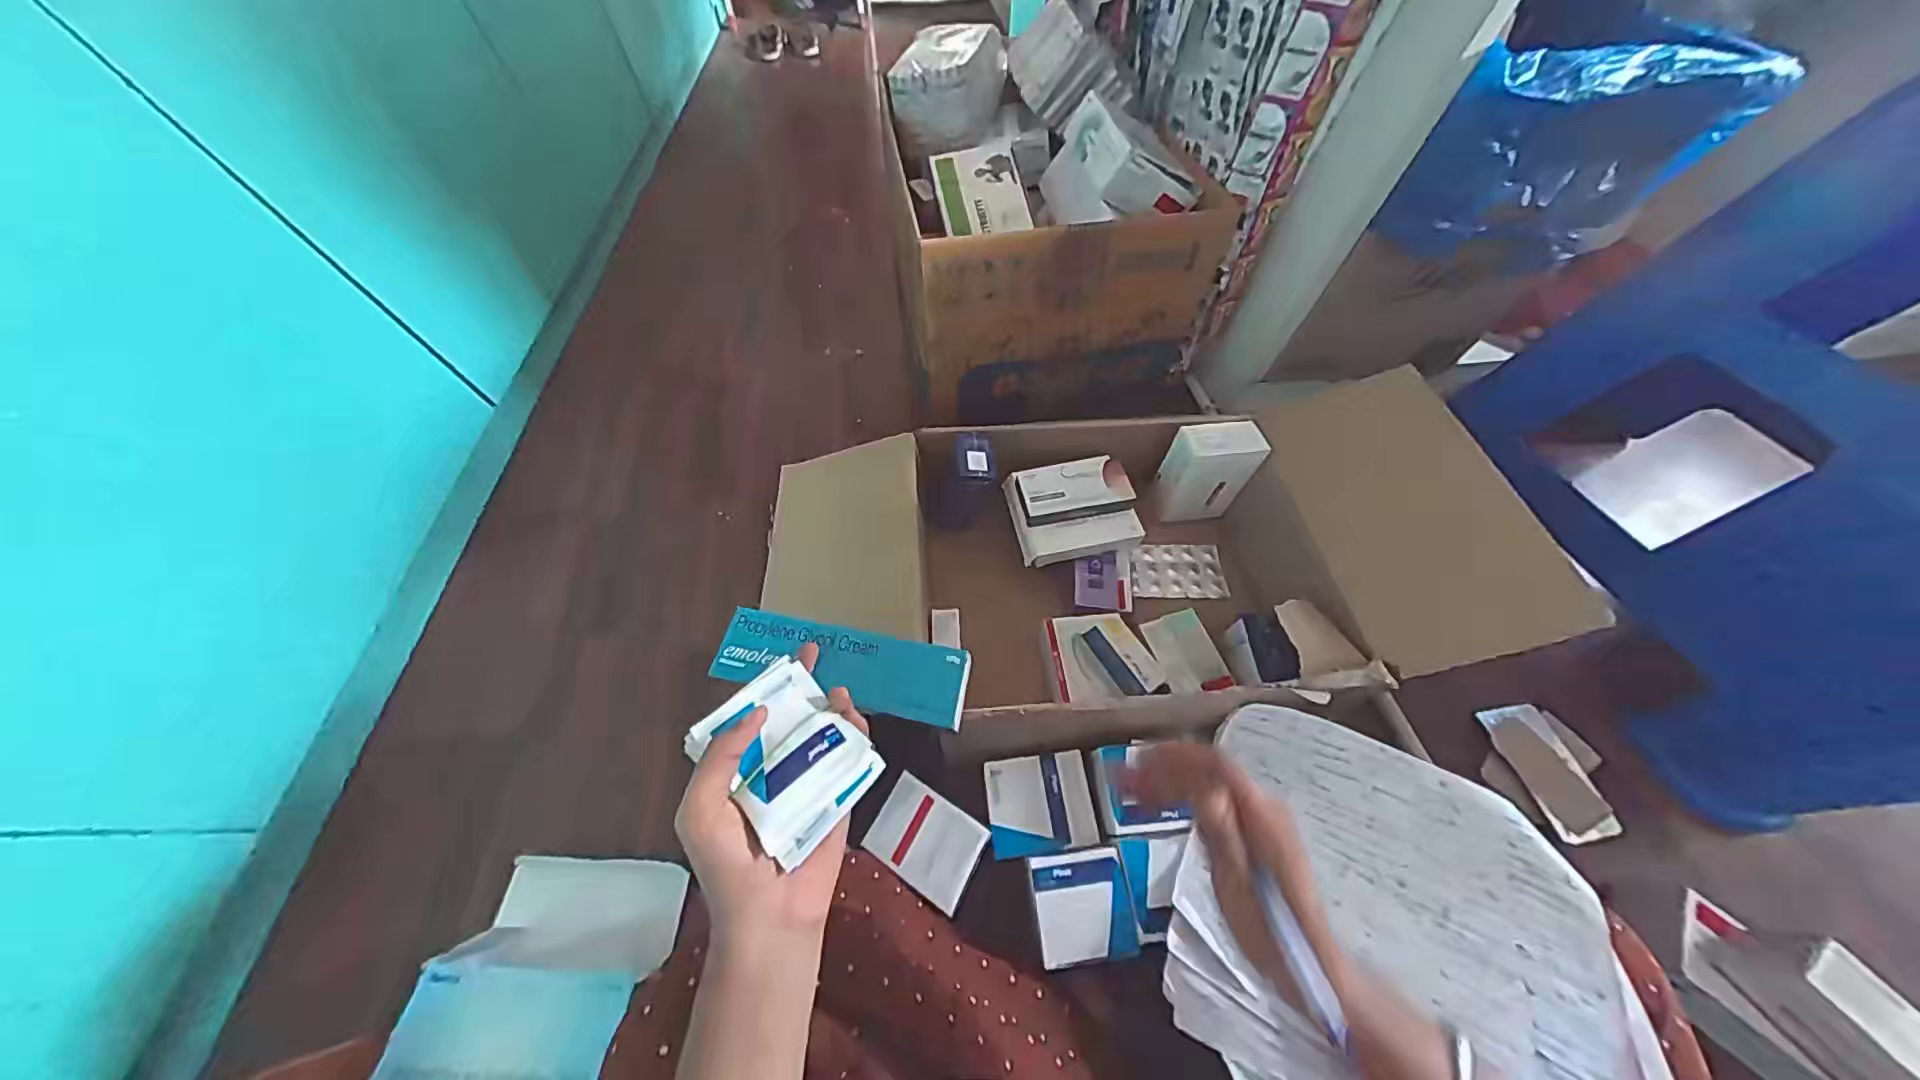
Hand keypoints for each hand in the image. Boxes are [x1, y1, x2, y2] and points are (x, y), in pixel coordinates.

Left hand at [674, 642, 868, 945]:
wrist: (772, 914)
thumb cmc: (727, 864)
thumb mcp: (700, 810)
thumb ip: (720, 759)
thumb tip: (757, 715)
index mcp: (739, 770)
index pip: (752, 718)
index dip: (764, 687)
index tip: (781, 660)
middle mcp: (774, 769)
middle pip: (791, 717)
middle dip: (802, 684)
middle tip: (815, 653)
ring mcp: (809, 782)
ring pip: (823, 732)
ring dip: (831, 707)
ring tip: (838, 694)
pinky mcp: (838, 796)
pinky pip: (849, 759)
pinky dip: (855, 735)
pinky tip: (855, 720)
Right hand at [1123, 744, 1316, 1006]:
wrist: (1308, 963)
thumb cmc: (1272, 933)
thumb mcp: (1238, 884)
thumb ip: (1221, 832)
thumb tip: (1205, 791)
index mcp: (1261, 815)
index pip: (1213, 766)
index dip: (1173, 757)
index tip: (1140, 760)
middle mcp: (1264, 808)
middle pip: (1207, 771)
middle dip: (1163, 768)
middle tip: (1126, 778)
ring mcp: (1262, 818)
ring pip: (1208, 782)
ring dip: (1169, 780)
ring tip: (1136, 790)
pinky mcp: (1255, 831)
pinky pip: (1214, 798)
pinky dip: (1184, 796)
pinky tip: (1164, 805)